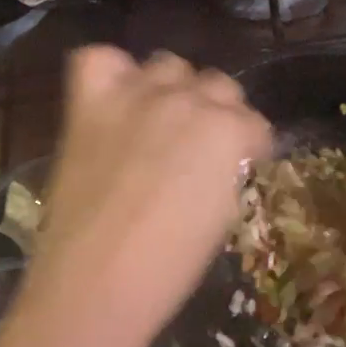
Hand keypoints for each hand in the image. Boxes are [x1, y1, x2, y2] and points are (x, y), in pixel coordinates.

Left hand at [0, 47, 272, 346]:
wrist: (93, 287)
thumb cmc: (169, 268)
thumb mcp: (223, 214)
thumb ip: (229, 168)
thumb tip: (225, 156)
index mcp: (228, 129)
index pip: (254, 121)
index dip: (250, 145)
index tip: (241, 164)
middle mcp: (187, 99)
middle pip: (216, 83)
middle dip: (216, 111)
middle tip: (198, 146)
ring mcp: (136, 95)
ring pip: (168, 65)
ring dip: (171, 88)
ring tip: (158, 121)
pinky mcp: (91, 102)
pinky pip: (102, 59)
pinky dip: (111, 73)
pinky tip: (114, 98)